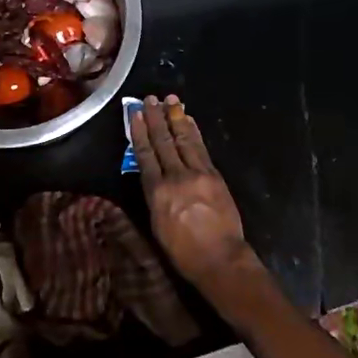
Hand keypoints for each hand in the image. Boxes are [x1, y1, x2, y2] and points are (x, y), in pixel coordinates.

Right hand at [129, 95, 257, 292]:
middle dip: (156, 118)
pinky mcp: (214, 175)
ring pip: (184, 139)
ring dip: (176, 118)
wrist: (220, 258)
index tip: (136, 115)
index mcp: (157, 193)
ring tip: (170, 100)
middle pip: (164, 142)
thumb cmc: (183, 252)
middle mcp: (176, 177)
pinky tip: (189, 120)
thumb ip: (154, 197)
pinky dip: (194, 132)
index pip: (145, 155)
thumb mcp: (157, 226)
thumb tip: (151, 177)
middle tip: (150, 98)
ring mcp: (198, 173)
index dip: (140, 133)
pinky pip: (201, 148)